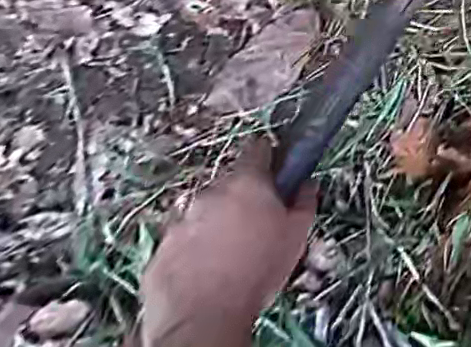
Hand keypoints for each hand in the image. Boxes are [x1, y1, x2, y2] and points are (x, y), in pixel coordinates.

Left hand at [138, 142, 316, 346]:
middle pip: (231, 183)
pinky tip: (206, 274)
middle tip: (255, 226)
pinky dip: (192, 251)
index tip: (275, 173)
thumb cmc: (255, 275)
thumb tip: (308, 186)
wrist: (204, 322)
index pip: (258, 148)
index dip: (269, 158)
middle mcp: (212, 192)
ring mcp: (183, 219)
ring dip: (216, 225)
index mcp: (247, 181)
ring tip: (230, 257)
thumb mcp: (296, 236)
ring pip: (205, 213)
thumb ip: (305, 202)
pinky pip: (182, 241)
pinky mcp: (162, 248)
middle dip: (242, 199)